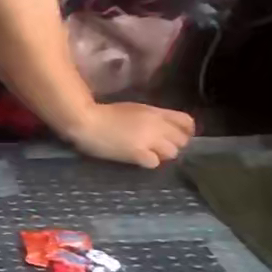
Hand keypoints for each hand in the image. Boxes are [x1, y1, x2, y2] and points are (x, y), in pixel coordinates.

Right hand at [64, 102, 194, 168]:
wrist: (85, 122)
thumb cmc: (103, 113)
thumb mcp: (133, 109)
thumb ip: (151, 117)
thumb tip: (162, 128)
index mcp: (157, 112)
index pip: (187, 122)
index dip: (185, 131)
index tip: (177, 136)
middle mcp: (157, 126)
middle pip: (181, 140)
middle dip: (173, 144)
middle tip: (158, 147)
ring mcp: (148, 141)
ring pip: (171, 153)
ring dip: (162, 154)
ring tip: (148, 154)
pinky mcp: (137, 154)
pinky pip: (154, 162)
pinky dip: (149, 162)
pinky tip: (138, 159)